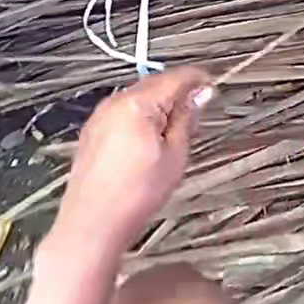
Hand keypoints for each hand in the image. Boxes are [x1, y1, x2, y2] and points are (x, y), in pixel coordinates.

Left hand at [54, 67, 211, 252]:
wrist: (92, 225)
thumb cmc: (135, 194)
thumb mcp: (175, 154)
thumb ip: (187, 118)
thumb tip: (200, 94)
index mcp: (138, 104)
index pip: (177, 78)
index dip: (198, 80)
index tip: (211, 89)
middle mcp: (115, 102)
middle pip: (156, 82)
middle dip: (179, 92)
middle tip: (198, 112)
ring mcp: (100, 115)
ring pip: (140, 95)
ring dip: (160, 103)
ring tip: (174, 130)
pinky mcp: (92, 130)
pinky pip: (124, 110)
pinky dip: (142, 115)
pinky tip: (150, 138)